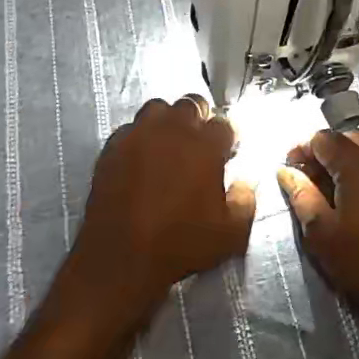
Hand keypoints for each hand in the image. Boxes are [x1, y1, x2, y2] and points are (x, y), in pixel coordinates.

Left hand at [58, 96, 255, 329]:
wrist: (122, 253)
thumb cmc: (181, 243)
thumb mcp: (231, 233)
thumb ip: (245, 201)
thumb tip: (245, 182)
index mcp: (205, 145)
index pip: (225, 124)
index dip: (228, 137)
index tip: (226, 152)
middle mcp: (172, 130)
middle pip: (190, 104)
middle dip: (199, 118)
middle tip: (199, 143)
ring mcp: (139, 134)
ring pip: (157, 108)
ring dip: (168, 120)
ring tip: (169, 143)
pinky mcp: (112, 145)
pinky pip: (130, 128)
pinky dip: (140, 135)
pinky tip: (141, 156)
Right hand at [276, 130, 358, 343]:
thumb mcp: (320, 233)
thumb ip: (301, 195)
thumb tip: (286, 171)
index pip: (323, 138)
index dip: (301, 149)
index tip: (290, 170)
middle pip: (351, 139)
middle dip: (327, 152)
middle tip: (310, 179)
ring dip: (350, 162)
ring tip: (334, 193)